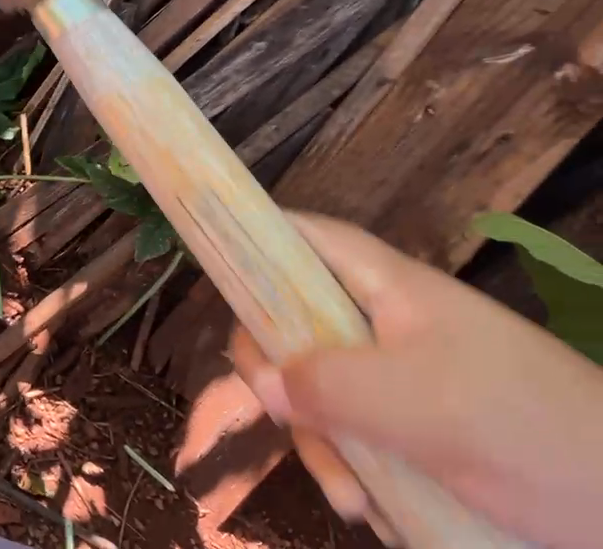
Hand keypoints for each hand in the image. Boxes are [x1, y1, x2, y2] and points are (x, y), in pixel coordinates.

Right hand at [229, 212, 602, 548]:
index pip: (301, 236)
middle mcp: (388, 325)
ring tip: (351, 499)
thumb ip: (324, 383)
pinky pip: (352, 433)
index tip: (207, 264)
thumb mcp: (422, 406)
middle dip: (278, 377)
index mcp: (391, 292)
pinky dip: (349, 468)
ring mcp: (406, 380)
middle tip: (281, 417)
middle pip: (290, 320)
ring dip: (317, 441)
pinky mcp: (421, 432)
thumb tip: (259, 383)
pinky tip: (369, 510)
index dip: (247, 234)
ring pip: (317, 387)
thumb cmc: (536, 436)